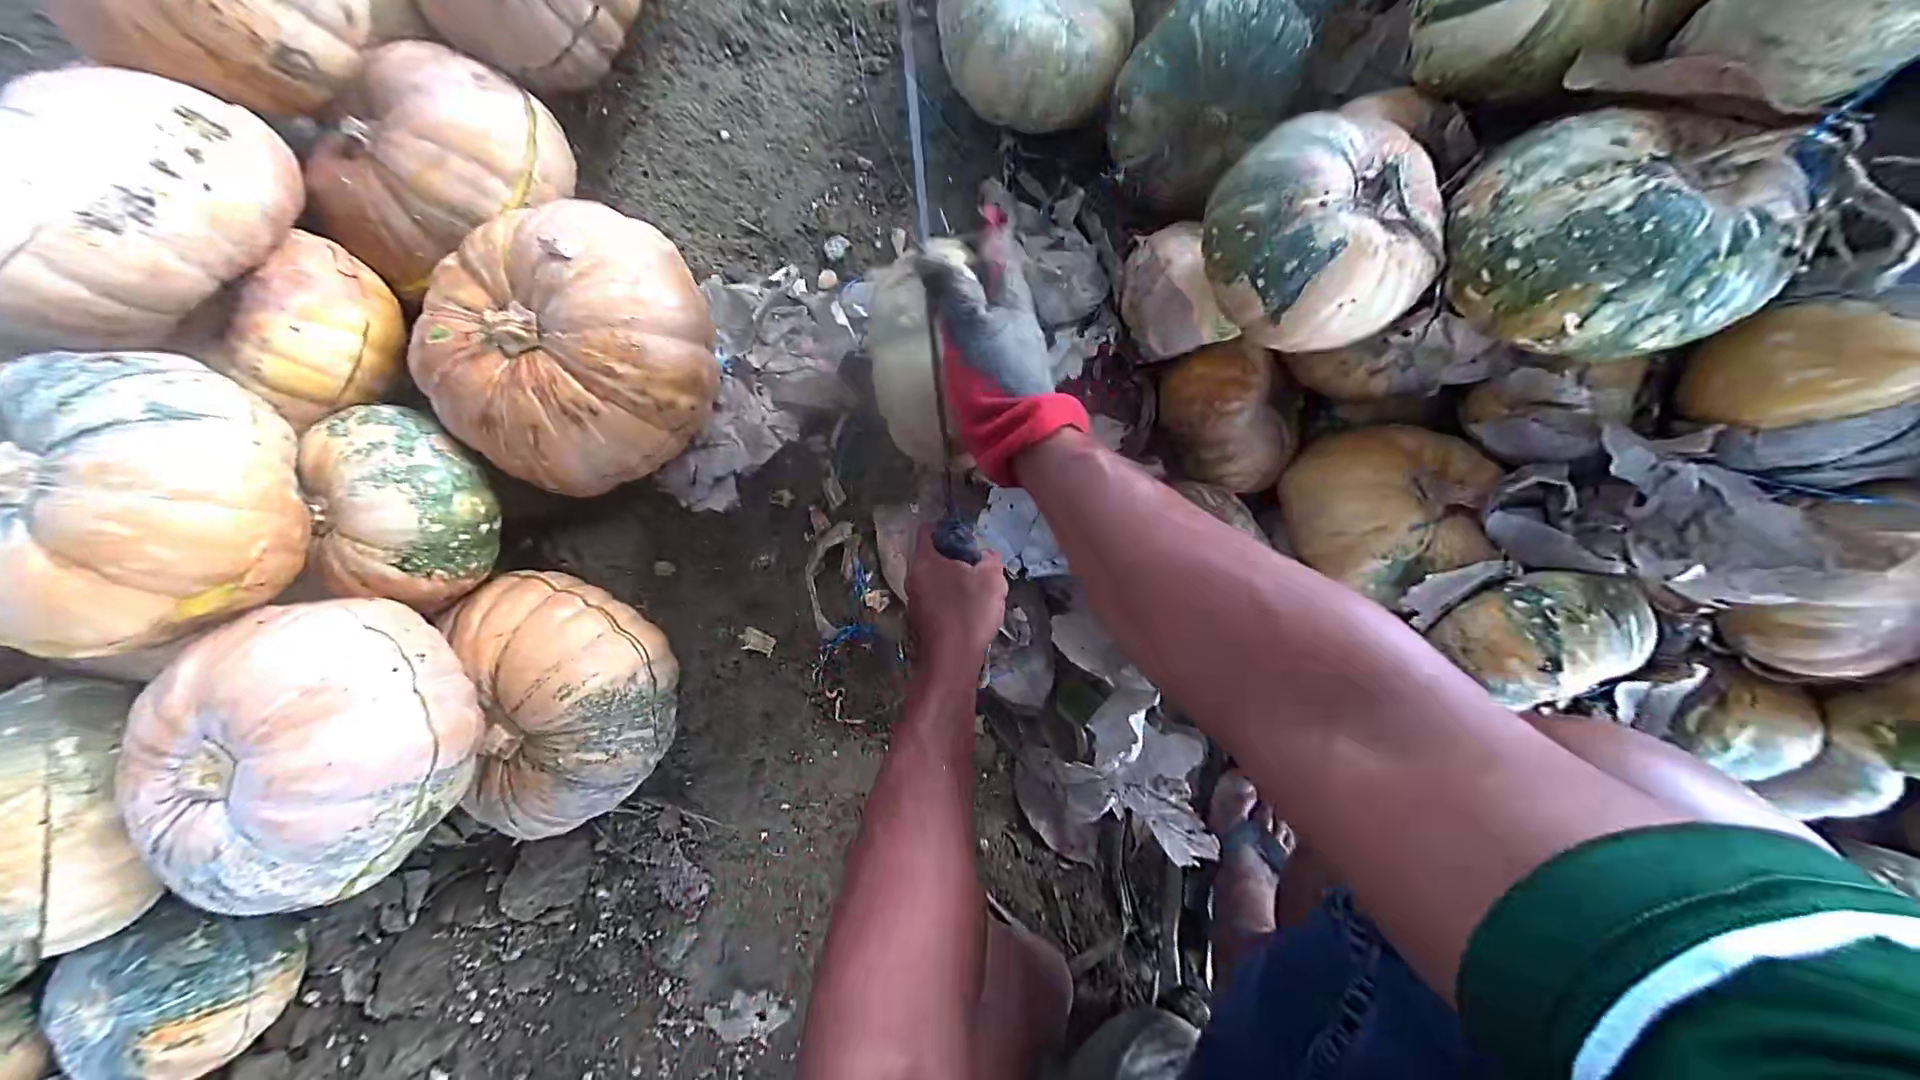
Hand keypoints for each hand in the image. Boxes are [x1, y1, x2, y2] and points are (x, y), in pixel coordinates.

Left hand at [906, 524, 1007, 674]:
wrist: (953, 658)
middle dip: (953, 557)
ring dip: (951, 579)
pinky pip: (934, 599)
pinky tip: (966, 609)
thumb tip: (986, 555)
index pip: (928, 531)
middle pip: (931, 556)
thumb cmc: (970, 612)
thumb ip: (990, 559)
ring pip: (933, 579)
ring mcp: (914, 600)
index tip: (965, 535)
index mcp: (925, 561)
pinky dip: (948, 598)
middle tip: (976, 563)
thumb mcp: (992, 578)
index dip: (947, 528)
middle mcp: (913, 577)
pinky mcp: (919, 619)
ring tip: (975, 588)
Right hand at [916, 210, 1088, 486]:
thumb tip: (930, 254)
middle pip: (998, 284)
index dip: (983, 237)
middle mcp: (1020, 319)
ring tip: (943, 302)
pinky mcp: (1010, 372)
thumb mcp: (969, 329)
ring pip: (993, 312)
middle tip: (942, 267)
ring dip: (971, 302)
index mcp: (1013, 301)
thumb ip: (954, 291)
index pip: (1001, 255)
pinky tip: (957, 340)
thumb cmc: (993, 377)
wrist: (1018, 433)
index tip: (958, 230)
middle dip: (973, 271)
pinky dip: (971, 330)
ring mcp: (1018, 347)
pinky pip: (989, 338)